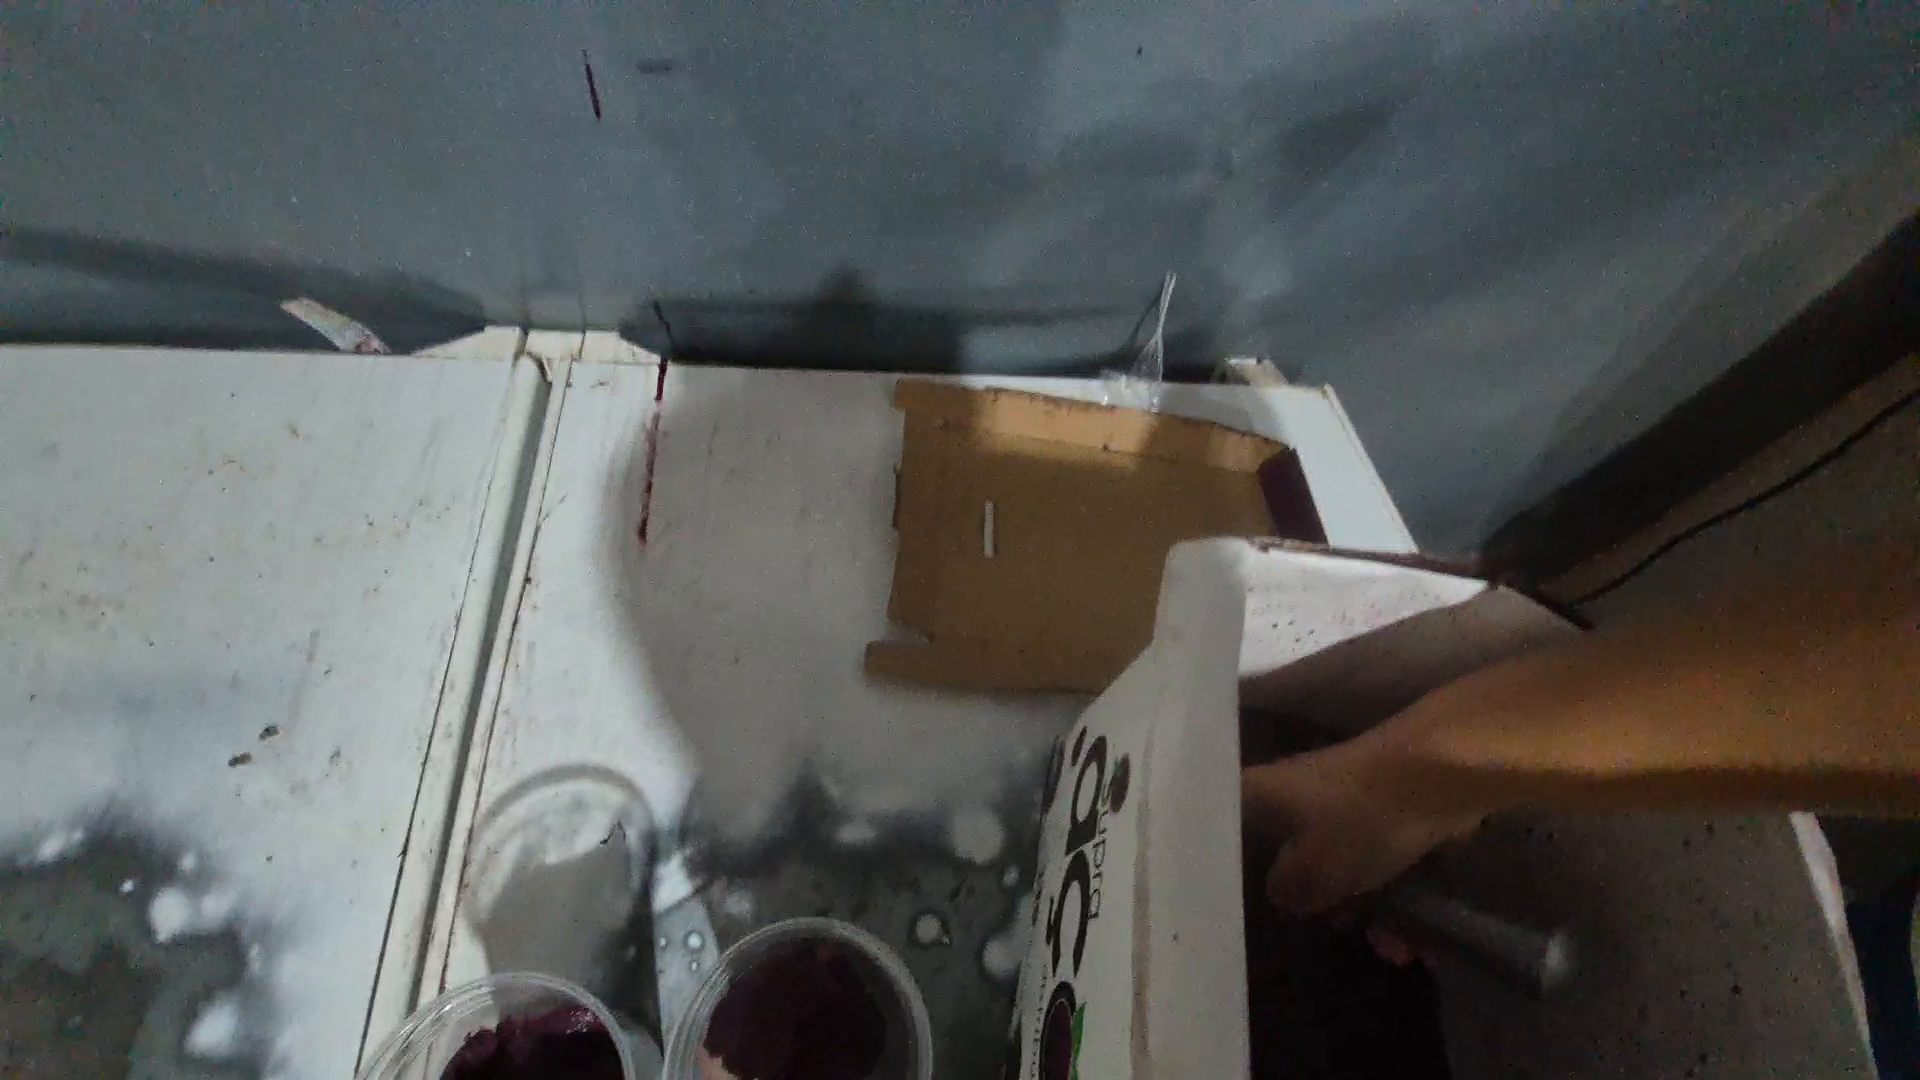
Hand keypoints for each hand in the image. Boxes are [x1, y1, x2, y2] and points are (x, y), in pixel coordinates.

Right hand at [1241, 734, 1482, 913]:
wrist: (1434, 774)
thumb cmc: (1355, 817)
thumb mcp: (1312, 868)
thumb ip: (1288, 890)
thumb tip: (1283, 897)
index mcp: (1259, 796)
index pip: (1227, 825)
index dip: (1230, 861)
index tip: (1242, 897)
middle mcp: (1290, 795)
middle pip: (1290, 854)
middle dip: (1322, 904)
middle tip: (1342, 928)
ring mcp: (1337, 803)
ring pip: (1341, 865)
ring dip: (1370, 912)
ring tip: (1399, 947)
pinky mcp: (1379, 813)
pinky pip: (1377, 863)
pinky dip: (1395, 898)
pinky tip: (1423, 937)